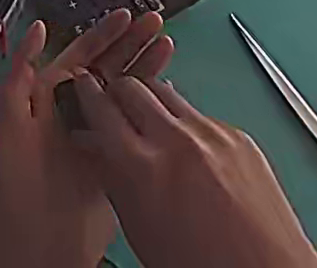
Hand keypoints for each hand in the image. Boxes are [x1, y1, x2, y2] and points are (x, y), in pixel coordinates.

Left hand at [0, 10, 172, 267]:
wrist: (32, 238)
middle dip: (133, 41)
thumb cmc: (14, 175)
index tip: (126, 15)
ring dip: (147, 66)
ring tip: (167, 45)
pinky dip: (153, 105)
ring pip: (127, 90)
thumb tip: (39, 28)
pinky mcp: (116, 156)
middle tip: (155, 21)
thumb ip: (21, 69)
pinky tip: (168, 92)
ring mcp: (99, 131)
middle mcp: (78, 107)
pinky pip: (136, 124)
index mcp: (51, 92)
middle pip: (110, 65)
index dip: (105, 32)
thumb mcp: (8, 114)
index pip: (83, 53)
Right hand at [70, 74, 316, 267]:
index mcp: (144, 168)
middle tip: (112, 103)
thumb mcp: (140, 230)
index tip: (80, 85)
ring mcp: (210, 132)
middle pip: (131, 85)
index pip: (101, 107)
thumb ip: (112, 178)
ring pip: (165, 91)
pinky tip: (188, 150)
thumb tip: (92, 144)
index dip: (86, 92)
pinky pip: (199, 113)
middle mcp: (176, 140)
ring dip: (150, 100)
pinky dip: (186, 124)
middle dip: (117, 90)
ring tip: (148, 122)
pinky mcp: (236, 133)